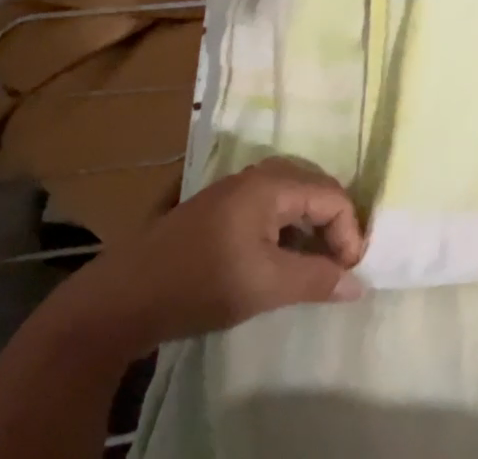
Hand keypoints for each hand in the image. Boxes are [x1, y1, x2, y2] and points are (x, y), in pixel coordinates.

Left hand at [40, 156, 367, 359]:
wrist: (119, 301)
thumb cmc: (199, 285)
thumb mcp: (267, 286)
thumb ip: (318, 280)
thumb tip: (358, 284)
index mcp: (270, 185)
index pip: (333, 197)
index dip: (349, 234)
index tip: (347, 273)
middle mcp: (255, 176)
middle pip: (315, 187)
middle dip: (334, 224)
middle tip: (337, 263)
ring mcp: (232, 190)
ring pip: (292, 196)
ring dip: (310, 225)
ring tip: (313, 262)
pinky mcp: (216, 208)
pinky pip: (269, 205)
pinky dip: (287, 226)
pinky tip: (279, 258)